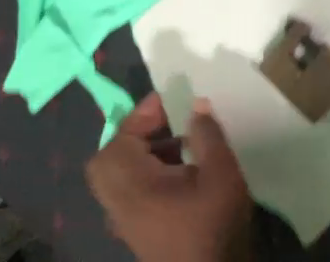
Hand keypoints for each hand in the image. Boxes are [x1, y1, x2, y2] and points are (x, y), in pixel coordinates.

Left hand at [86, 93, 253, 261]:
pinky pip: (128, 191)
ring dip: (142, 151)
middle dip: (134, 134)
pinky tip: (181, 169)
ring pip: (116, 176)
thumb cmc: (214, 223)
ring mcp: (125, 220)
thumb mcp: (222, 172)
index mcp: (135, 187)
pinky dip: (146, 170)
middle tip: (168, 119)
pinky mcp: (136, 230)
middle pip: (107, 161)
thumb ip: (207, 135)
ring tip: (182, 140)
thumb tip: (196, 104)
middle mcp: (119, 204)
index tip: (169, 98)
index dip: (141, 116)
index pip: (120, 142)